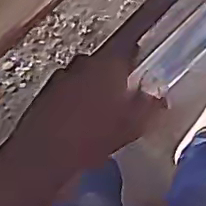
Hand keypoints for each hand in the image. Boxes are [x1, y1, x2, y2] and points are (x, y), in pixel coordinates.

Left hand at [13, 49, 164, 174]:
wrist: (44, 154)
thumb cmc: (94, 137)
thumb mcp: (132, 126)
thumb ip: (149, 107)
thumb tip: (161, 98)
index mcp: (110, 65)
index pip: (130, 52)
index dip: (138, 62)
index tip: (142, 73)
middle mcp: (84, 63)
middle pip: (106, 64)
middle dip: (114, 78)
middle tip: (123, 99)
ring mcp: (61, 76)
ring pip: (85, 77)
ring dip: (92, 89)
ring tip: (100, 113)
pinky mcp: (44, 92)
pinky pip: (67, 91)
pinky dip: (74, 101)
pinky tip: (79, 122)